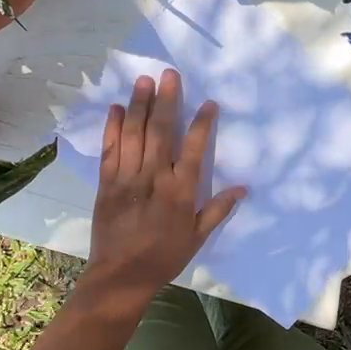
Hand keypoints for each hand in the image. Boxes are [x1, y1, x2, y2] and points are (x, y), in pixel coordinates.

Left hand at [87, 70, 244, 296]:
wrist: (121, 276)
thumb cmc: (164, 257)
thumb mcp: (197, 237)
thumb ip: (218, 210)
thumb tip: (243, 188)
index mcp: (180, 191)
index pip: (194, 149)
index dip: (202, 123)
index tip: (209, 102)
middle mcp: (154, 178)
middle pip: (161, 131)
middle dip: (167, 100)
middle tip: (170, 74)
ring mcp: (127, 178)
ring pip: (134, 134)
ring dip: (139, 105)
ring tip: (144, 80)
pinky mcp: (107, 183)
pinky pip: (110, 149)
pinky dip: (113, 127)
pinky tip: (117, 107)